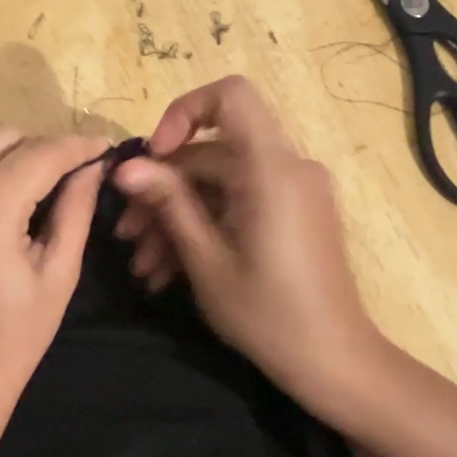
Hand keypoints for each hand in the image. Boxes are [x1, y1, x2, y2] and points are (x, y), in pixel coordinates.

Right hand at [112, 76, 382, 400]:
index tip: (153, 158)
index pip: (230, 96)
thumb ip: (168, 204)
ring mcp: (291, 192)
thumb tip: (127, 167)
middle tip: (125, 236)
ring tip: (143, 267)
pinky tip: (167, 272)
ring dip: (175, 219)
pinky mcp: (290, 215)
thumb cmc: (266, 312)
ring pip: (217, 185)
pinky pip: (237, 204)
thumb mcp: (206, 260)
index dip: (183, 114)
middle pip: (210, 153)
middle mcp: (287, 168)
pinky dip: (203, 228)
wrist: (331, 360)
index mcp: (271, 168)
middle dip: (162, 191)